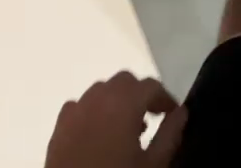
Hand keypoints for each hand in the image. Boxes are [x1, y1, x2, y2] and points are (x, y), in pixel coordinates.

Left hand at [44, 72, 185, 167]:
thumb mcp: (153, 166)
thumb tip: (180, 112)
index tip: (173, 114)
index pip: (151, 85)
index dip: (165, 98)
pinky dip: (94, 111)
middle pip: (125, 81)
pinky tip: (100, 134)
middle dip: (141, 94)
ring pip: (102, 90)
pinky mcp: (59, 125)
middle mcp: (98, 96)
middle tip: (152, 118)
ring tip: (128, 129)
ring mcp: (76, 109)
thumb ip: (170, 134)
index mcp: (124, 103)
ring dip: (118, 100)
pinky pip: (81, 105)